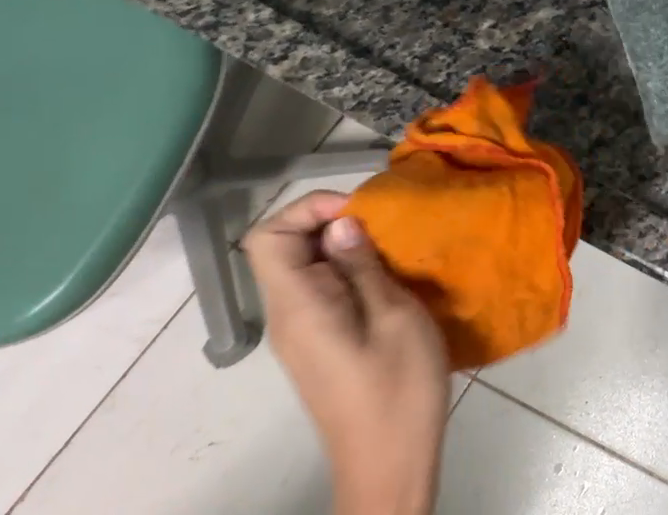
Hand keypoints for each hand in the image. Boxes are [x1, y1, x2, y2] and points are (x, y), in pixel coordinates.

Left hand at [243, 192, 448, 514]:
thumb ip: (364, 268)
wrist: (389, 459)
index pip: (269, 237)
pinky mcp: (322, 342)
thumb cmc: (399, 387)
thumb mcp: (395, 318)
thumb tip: (342, 223)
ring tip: (398, 247)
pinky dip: (353, 270)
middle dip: (334, 221)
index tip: (363, 210)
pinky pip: (324, 289)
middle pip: (285, 248)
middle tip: (390, 225)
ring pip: (307, 267)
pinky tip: (392, 277)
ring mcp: (303, 331)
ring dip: (347, 245)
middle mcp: (289, 315)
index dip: (309, 208)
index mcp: (300, 306)